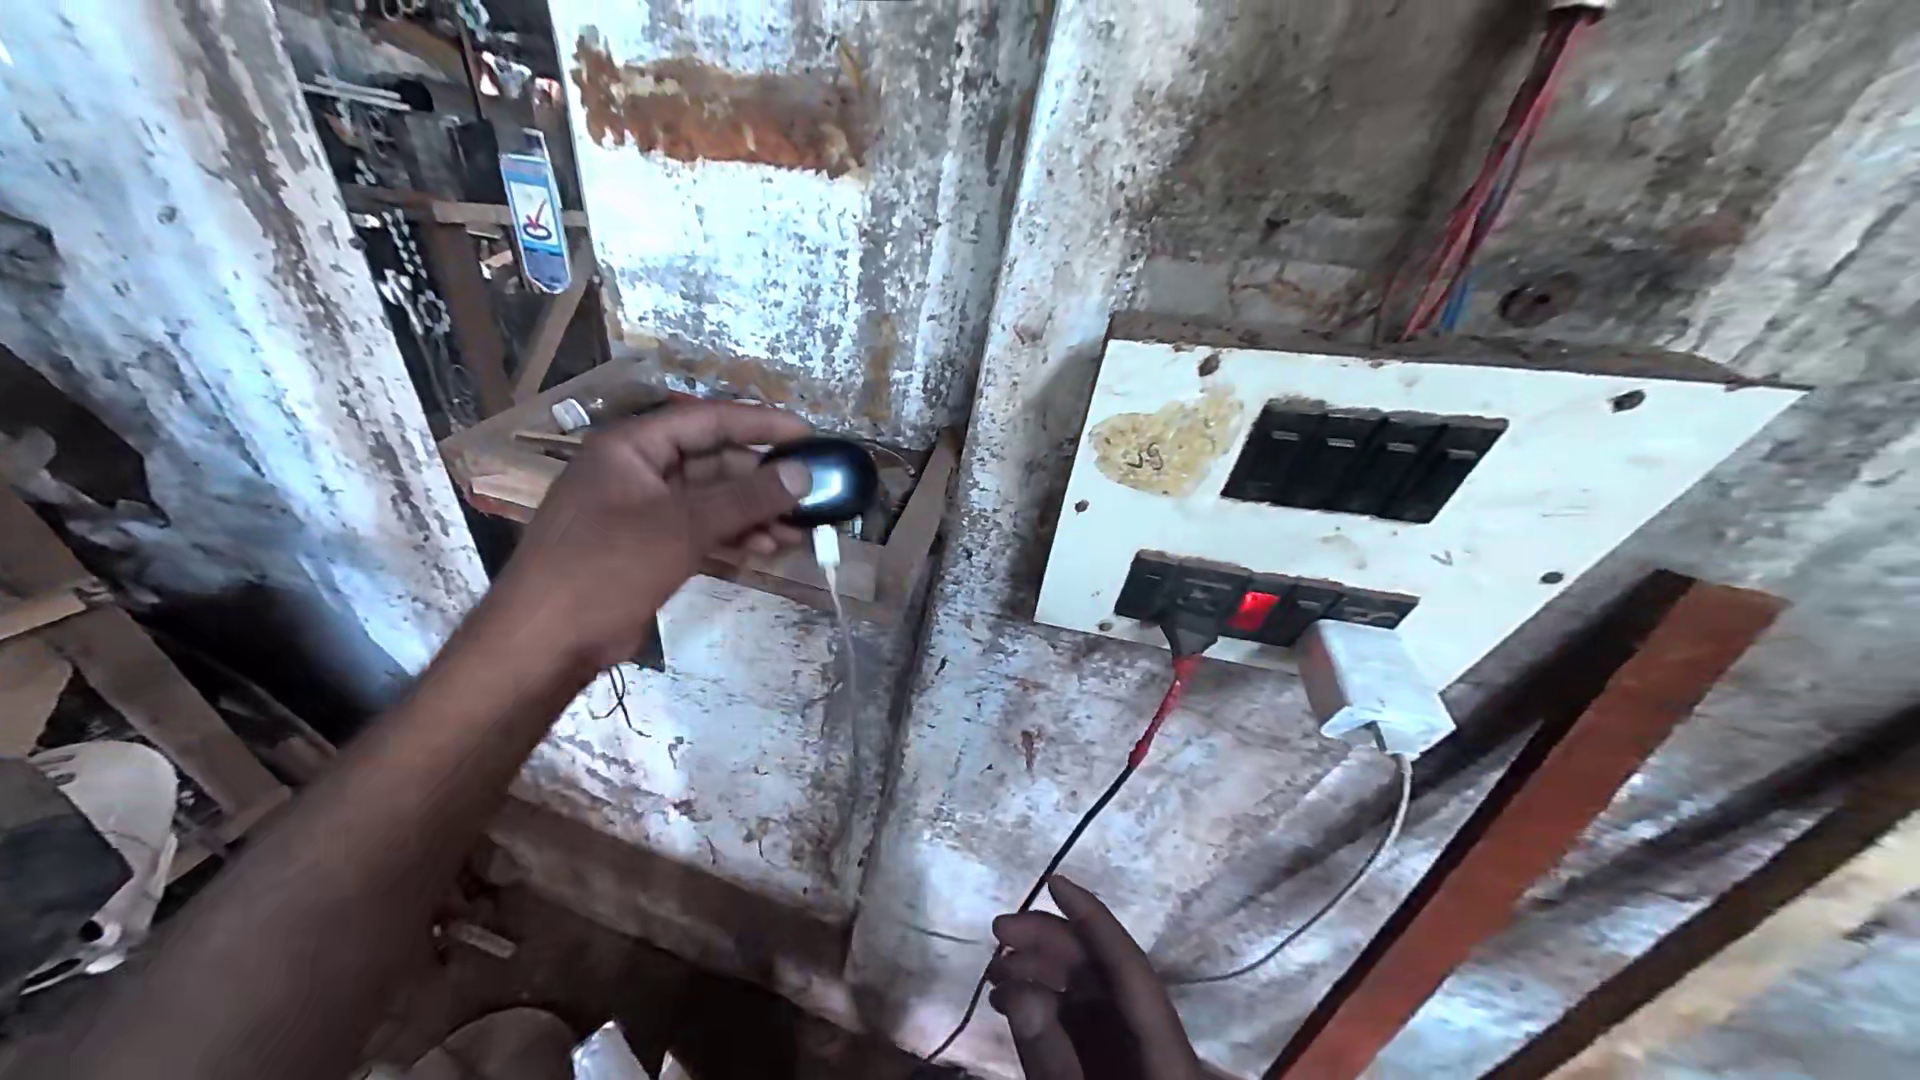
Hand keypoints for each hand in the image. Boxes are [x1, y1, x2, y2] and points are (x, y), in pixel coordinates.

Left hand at [480, 401, 813, 669]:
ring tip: (798, 530)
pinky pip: (703, 530)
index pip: (706, 420)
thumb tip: (804, 473)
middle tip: (809, 492)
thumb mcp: (681, 526)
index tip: (806, 434)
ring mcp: (644, 512)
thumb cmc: (605, 568)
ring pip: (713, 501)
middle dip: (761, 481)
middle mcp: (638, 471)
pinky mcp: (651, 547)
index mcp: (631, 447)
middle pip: (713, 462)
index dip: (759, 424)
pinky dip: (735, 537)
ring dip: (754, 514)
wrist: (546, 643)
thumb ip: (746, 498)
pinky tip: (768, 548)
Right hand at [988, 877, 1203, 1079]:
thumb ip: (1051, 1059)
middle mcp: (1154, 1042)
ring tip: (994, 971)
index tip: (1053, 881)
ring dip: (1040, 973)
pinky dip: (1043, 1005)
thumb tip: (1016, 987)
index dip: (1094, 919)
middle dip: (1049, 943)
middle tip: (998, 931)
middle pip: (1103, 973)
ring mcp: (1134, 1055)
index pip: (1130, 969)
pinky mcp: (1116, 1067)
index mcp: (1166, 1054)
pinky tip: (1011, 1000)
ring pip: (1088, 993)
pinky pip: (1079, 1021)